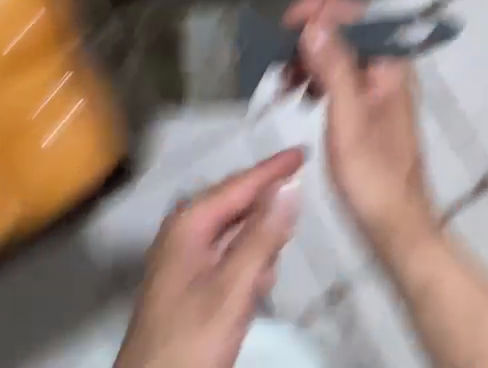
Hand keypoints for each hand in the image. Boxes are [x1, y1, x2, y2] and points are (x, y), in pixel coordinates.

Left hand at [115, 149, 303, 367]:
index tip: (304, 151)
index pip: (240, 184)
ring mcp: (183, 259)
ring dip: (259, 238)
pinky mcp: (189, 284)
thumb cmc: (191, 337)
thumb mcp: (234, 286)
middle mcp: (183, 231)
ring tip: (284, 238)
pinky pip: (227, 256)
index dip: (273, 169)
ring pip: (234, 232)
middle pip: (236, 204)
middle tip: (301, 192)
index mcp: (190, 223)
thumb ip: (263, 235)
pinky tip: (261, 277)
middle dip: (266, 203)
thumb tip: (289, 185)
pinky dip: (247, 262)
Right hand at [285, 0, 439, 260]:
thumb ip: (333, 67)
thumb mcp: (347, 118)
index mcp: (389, 62)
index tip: (284, 28)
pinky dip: (315, 79)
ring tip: (283, 83)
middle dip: (307, 38)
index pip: (353, 12)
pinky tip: (299, 97)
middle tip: (276, 61)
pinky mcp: (367, 104)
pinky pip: (337, 76)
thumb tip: (314, 22)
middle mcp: (387, 65)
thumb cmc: (373, 175)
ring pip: (336, 52)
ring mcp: (377, 85)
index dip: (317, 10)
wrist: (397, 226)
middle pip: (343, 29)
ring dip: (307, 59)